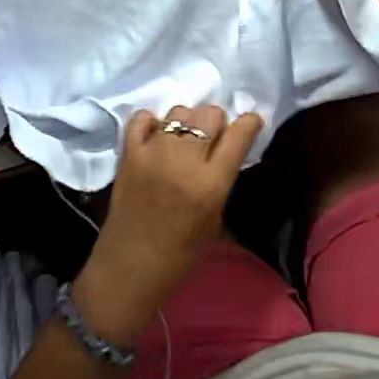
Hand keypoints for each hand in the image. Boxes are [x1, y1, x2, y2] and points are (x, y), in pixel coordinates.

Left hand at [71, 106, 263, 347]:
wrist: (130, 267)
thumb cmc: (180, 254)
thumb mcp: (215, 219)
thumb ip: (221, 181)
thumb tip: (225, 152)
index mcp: (211, 184)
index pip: (238, 135)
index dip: (249, 123)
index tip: (250, 123)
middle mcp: (184, 161)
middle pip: (209, 114)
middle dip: (216, 122)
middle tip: (212, 139)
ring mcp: (153, 153)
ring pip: (179, 112)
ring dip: (186, 122)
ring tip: (182, 140)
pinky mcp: (128, 153)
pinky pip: (141, 118)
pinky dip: (151, 122)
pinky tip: (156, 136)